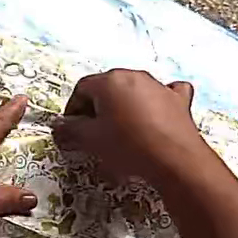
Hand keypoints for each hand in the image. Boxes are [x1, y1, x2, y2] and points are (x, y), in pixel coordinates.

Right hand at [52, 69, 216, 185]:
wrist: (174, 160)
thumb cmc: (128, 146)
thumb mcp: (91, 141)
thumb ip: (70, 130)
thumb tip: (58, 126)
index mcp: (109, 81)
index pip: (82, 89)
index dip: (73, 109)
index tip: (71, 128)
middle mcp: (134, 76)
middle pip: (107, 88)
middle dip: (97, 108)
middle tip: (92, 133)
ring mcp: (159, 86)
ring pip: (133, 92)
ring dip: (123, 107)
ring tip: (120, 133)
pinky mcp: (178, 101)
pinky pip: (164, 95)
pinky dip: (156, 104)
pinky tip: (154, 117)